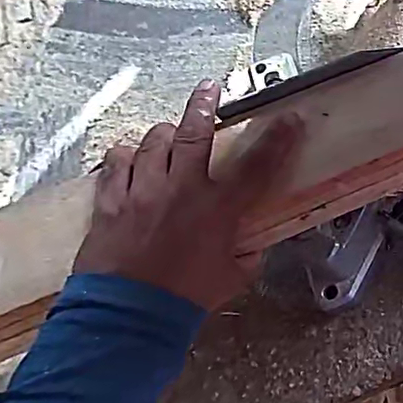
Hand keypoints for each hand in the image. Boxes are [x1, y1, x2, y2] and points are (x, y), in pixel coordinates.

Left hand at [73, 81, 303, 310]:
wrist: (128, 314)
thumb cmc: (189, 296)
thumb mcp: (235, 274)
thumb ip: (247, 252)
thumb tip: (252, 244)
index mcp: (221, 207)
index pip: (259, 164)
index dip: (278, 138)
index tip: (290, 118)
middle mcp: (183, 189)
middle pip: (196, 136)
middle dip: (205, 107)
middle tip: (209, 88)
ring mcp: (143, 192)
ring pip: (153, 144)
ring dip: (164, 134)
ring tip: (169, 131)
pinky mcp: (111, 203)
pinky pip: (115, 167)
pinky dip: (124, 155)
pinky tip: (127, 151)